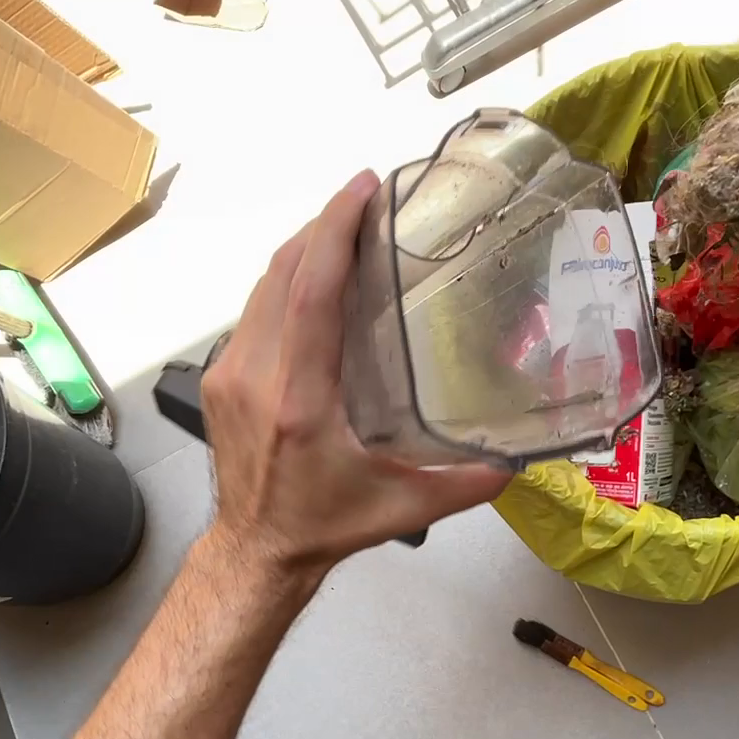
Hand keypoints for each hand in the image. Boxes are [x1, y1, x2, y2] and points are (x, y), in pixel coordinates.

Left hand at [199, 171, 512, 580]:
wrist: (257, 550)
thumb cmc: (328, 527)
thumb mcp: (405, 508)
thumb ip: (466, 483)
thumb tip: (519, 457)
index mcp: (300, 401)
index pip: (310, 291)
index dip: (334, 230)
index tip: (363, 188)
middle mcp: (256, 376)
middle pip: (282, 272)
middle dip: (323, 225)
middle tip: (367, 202)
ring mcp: (229, 374)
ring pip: (261, 287)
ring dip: (303, 251)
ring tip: (346, 233)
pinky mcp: (219, 378)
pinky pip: (253, 312)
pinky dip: (285, 283)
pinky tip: (316, 285)